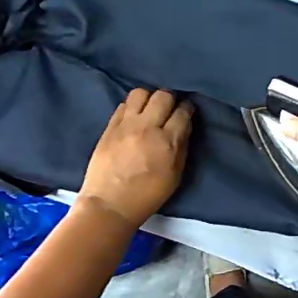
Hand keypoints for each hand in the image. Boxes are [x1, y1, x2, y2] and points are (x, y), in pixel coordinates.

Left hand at [78, 88, 192, 228]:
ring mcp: (126, 125)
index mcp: (167, 142)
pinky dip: (131, 107)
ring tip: (149, 110)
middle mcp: (147, 127)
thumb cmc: (147, 195)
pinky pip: (123, 105)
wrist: (111, 204)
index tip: (186, 111)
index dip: (187, 108)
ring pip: (141, 93)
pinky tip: (133, 118)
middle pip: (163, 96)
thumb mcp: (175, 176)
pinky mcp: (110, 127)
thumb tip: (184, 127)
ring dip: (148, 98)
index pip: (182, 112)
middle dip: (169, 99)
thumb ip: (182, 148)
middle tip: (168, 109)